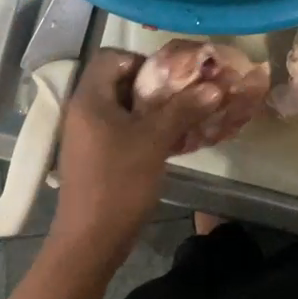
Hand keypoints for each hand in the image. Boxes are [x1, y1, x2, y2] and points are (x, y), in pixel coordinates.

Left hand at [50, 48, 223, 261]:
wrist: (90, 242)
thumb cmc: (119, 182)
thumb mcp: (155, 141)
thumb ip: (183, 109)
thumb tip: (215, 86)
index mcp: (89, 98)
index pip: (111, 56)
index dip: (141, 60)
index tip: (168, 79)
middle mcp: (82, 110)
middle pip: (116, 80)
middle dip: (150, 85)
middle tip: (179, 97)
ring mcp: (85, 135)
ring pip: (120, 106)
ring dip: (148, 109)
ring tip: (178, 119)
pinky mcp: (92, 156)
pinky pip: (117, 129)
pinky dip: (140, 129)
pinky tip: (166, 143)